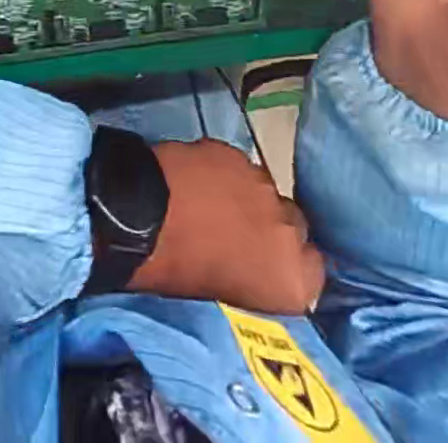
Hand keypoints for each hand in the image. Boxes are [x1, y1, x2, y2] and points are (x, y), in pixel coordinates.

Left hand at [127, 139, 325, 314]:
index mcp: (292, 281)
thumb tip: (247, 262)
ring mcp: (262, 184)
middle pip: (292, 223)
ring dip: (244, 194)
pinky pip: (234, 163)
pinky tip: (193, 175)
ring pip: (263, 188)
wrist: (135, 217)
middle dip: (268, 224)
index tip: (262, 259)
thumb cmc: (171, 271)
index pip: (312, 269)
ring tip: (208, 199)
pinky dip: (219, 169)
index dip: (285, 260)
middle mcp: (290, 231)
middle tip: (233, 228)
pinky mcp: (233, 152)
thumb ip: (254, 277)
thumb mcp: (226, 294)